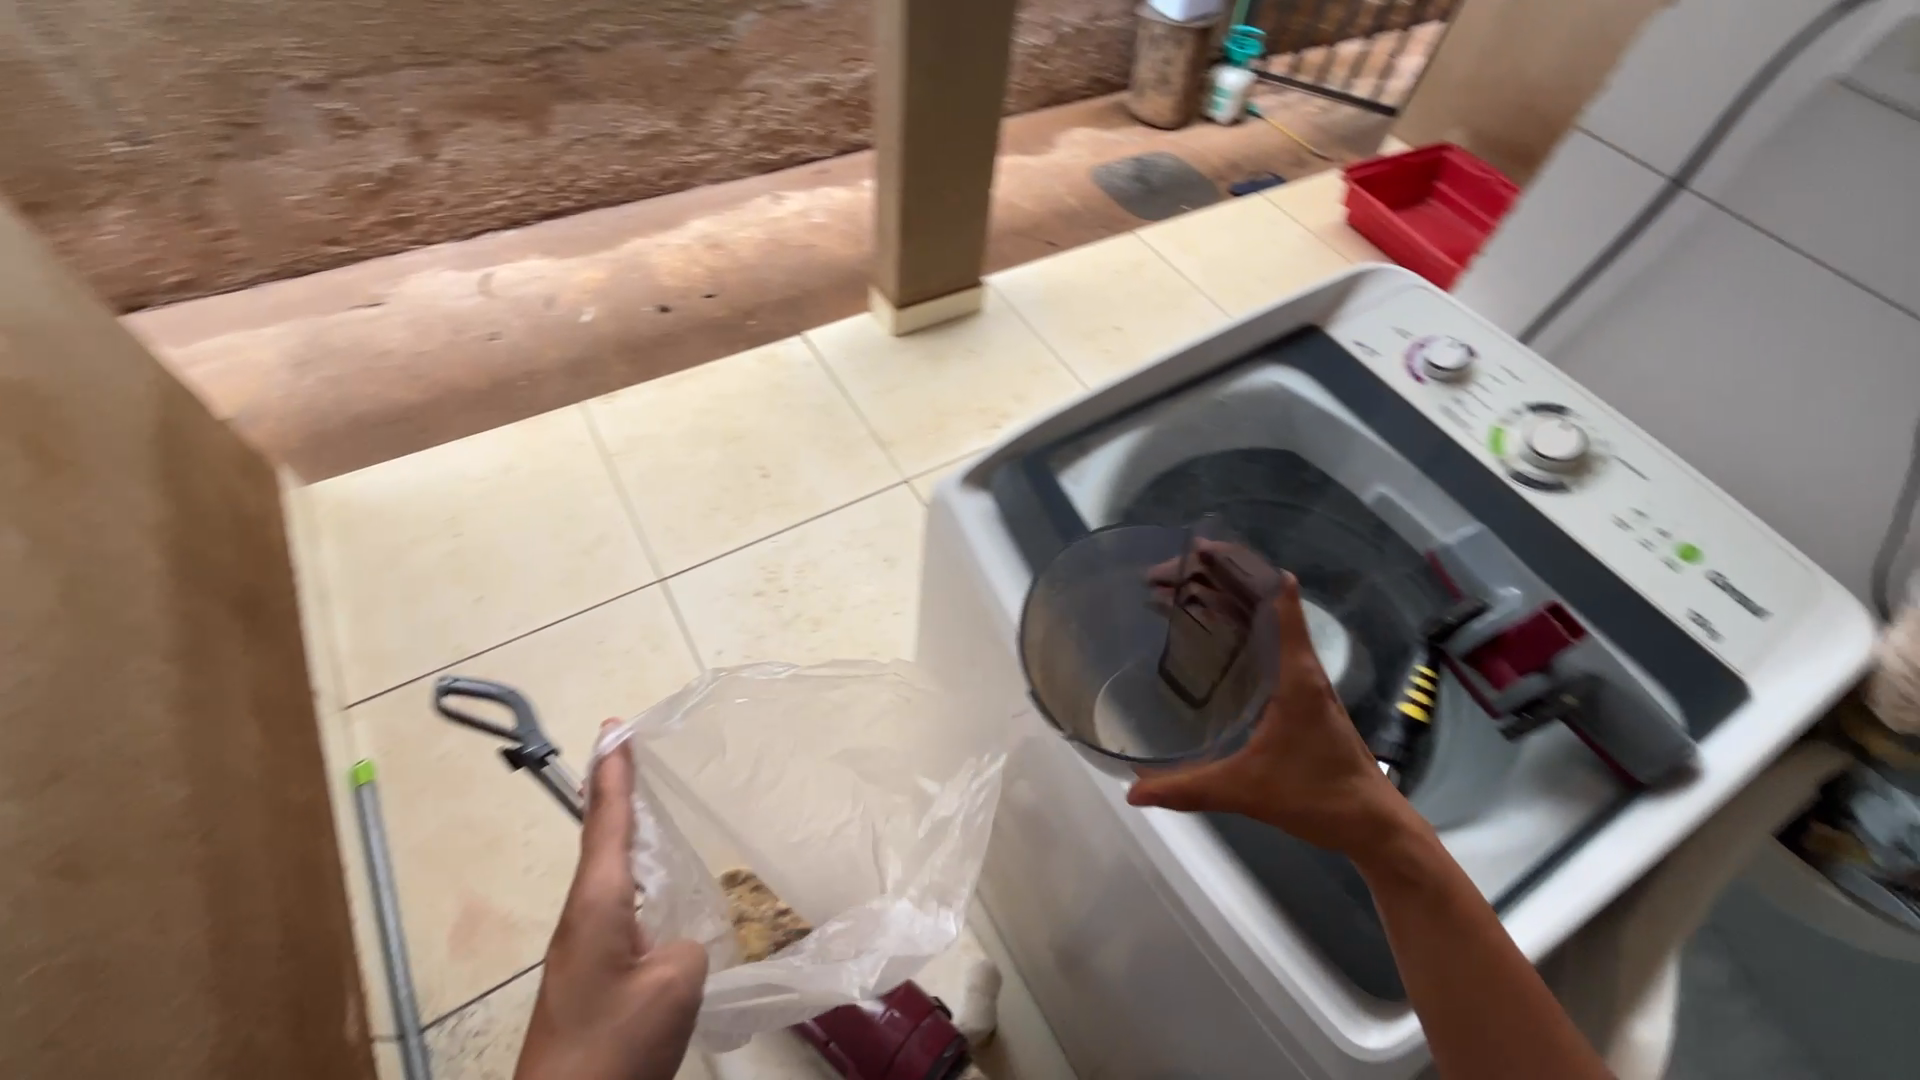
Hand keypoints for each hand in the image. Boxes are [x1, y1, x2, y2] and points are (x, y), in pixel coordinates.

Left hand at [515, 721, 707, 1079]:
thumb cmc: (613, 1043)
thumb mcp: (674, 984)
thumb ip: (688, 944)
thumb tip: (677, 944)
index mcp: (598, 903)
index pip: (608, 820)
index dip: (614, 772)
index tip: (615, 727)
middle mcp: (584, 914)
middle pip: (602, 838)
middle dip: (615, 792)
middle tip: (633, 751)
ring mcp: (585, 946)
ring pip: (609, 872)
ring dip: (625, 832)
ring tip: (653, 804)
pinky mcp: (593, 974)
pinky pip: (620, 904)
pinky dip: (637, 874)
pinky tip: (660, 888)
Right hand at [1128, 571, 1420, 859]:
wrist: (1371, 825)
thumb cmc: (1318, 798)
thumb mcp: (1247, 791)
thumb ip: (1188, 789)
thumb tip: (1132, 792)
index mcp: (1294, 672)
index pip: (1275, 597)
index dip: (1237, 566)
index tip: (1196, 551)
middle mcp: (1297, 664)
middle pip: (1258, 598)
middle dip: (1211, 578)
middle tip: (1160, 575)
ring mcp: (1297, 675)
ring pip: (1257, 617)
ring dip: (1218, 598)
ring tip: (1170, 592)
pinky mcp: (1294, 691)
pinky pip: (1258, 639)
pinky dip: (1227, 623)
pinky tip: (1199, 631)